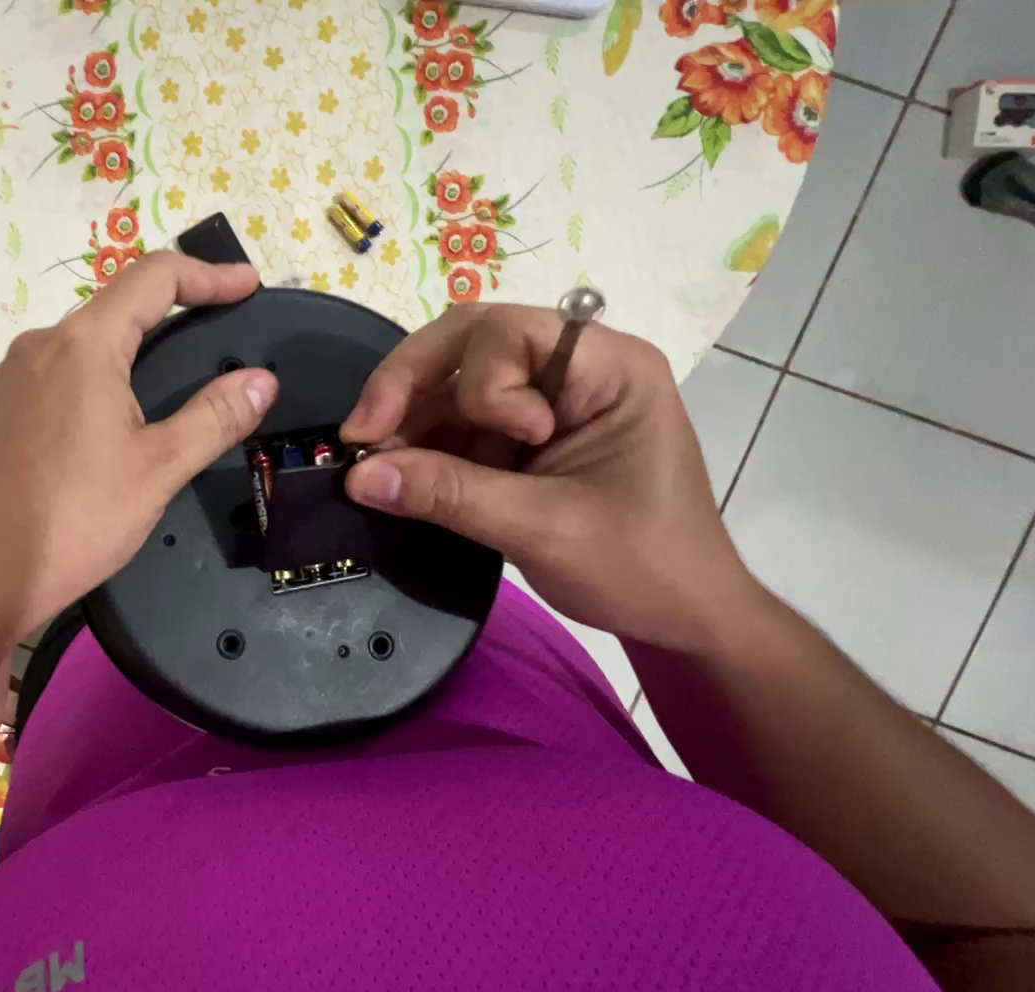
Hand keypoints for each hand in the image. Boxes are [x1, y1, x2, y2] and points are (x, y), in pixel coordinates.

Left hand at [0, 252, 277, 640]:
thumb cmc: (76, 518)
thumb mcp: (159, 468)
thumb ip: (214, 417)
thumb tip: (263, 380)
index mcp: (83, 345)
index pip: (153, 277)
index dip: (208, 275)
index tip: (247, 285)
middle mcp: (39, 346)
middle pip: (114, 307)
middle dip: (170, 313)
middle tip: (215, 331)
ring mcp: (9, 379)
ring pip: (81, 344)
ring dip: (128, 350)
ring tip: (166, 384)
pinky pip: (54, 377)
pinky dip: (93, 380)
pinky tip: (107, 422)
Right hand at [339, 303, 761, 653]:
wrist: (678, 615)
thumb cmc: (639, 566)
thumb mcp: (543, 529)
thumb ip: (450, 495)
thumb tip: (357, 476)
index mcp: (606, 368)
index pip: (510, 333)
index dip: (476, 381)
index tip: (503, 444)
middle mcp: (568, 370)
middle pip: (467, 344)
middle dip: (409, 386)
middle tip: (361, 437)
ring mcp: (537, 404)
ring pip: (449, 386)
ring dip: (405, 423)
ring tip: (370, 468)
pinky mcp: (515, 440)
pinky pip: (452, 426)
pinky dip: (417, 450)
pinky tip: (394, 477)